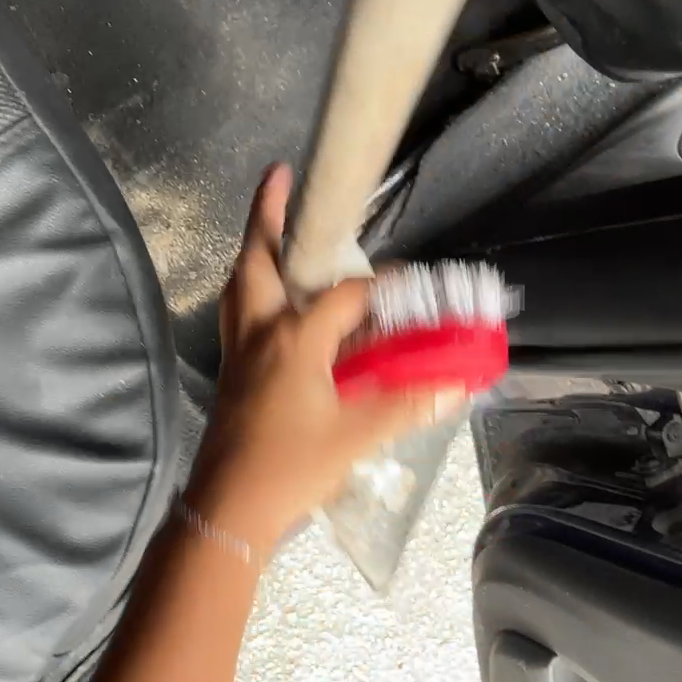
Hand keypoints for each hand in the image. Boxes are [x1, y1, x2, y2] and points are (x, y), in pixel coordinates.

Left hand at [185, 164, 461, 554]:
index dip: (383, 284)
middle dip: (267, 216)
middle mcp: (258, 334)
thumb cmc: (289, 466)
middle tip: (279, 176)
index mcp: (292, 339)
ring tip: (272, 229)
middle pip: (257, 261)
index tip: (414, 281)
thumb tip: (453, 384)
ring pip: (240, 287)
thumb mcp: (355, 435)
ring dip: (255, 253)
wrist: (227, 506)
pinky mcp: (229, 374)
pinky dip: (253, 293)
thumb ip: (404, 404)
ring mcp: (237, 353)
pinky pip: (239, 317)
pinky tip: (273, 304)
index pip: (346, 295)